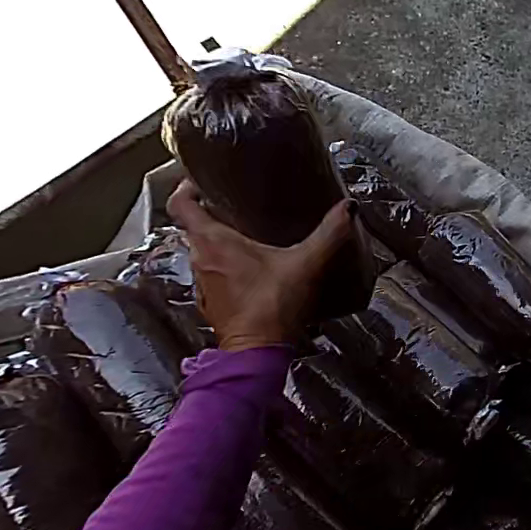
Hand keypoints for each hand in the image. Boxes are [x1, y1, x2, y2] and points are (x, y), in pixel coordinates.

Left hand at [165, 181, 353, 351]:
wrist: (257, 350)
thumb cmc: (274, 303)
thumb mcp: (306, 263)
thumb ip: (329, 233)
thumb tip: (349, 206)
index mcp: (213, 241)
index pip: (181, 204)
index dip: (186, 187)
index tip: (203, 179)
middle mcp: (199, 258)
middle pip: (194, 227)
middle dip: (212, 214)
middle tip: (239, 206)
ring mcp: (202, 283)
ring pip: (203, 252)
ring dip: (219, 243)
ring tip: (247, 236)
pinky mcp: (210, 302)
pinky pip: (212, 274)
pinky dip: (224, 266)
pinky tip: (249, 270)